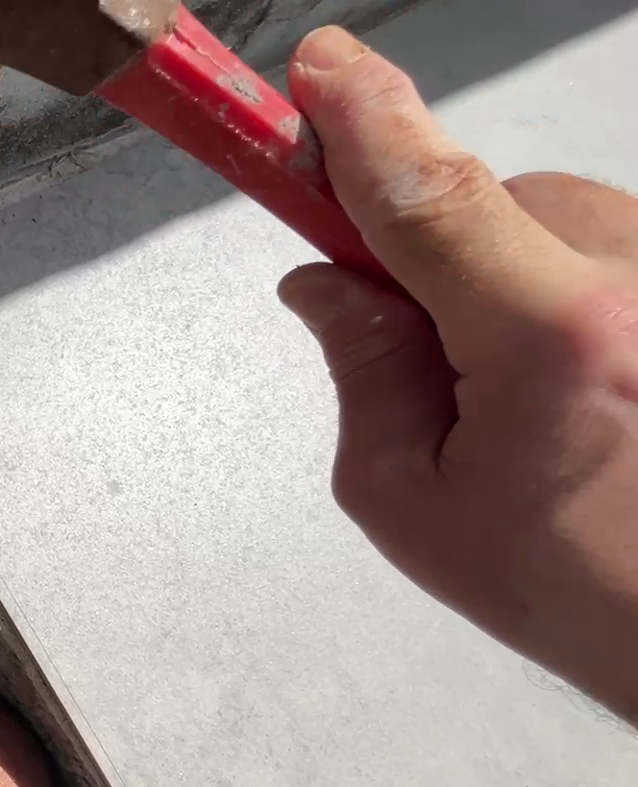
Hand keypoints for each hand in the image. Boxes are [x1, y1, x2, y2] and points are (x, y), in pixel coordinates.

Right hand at [278, 27, 637, 718]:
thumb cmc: (556, 578)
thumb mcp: (400, 490)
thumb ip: (363, 370)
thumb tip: (321, 283)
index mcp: (556, 342)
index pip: (434, 205)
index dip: (368, 125)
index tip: (317, 71)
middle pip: (499, 198)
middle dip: (418, 240)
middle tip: (387, 329)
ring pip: (560, 215)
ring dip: (489, 268)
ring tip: (491, 381)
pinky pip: (611, 246)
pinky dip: (551, 282)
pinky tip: (560, 370)